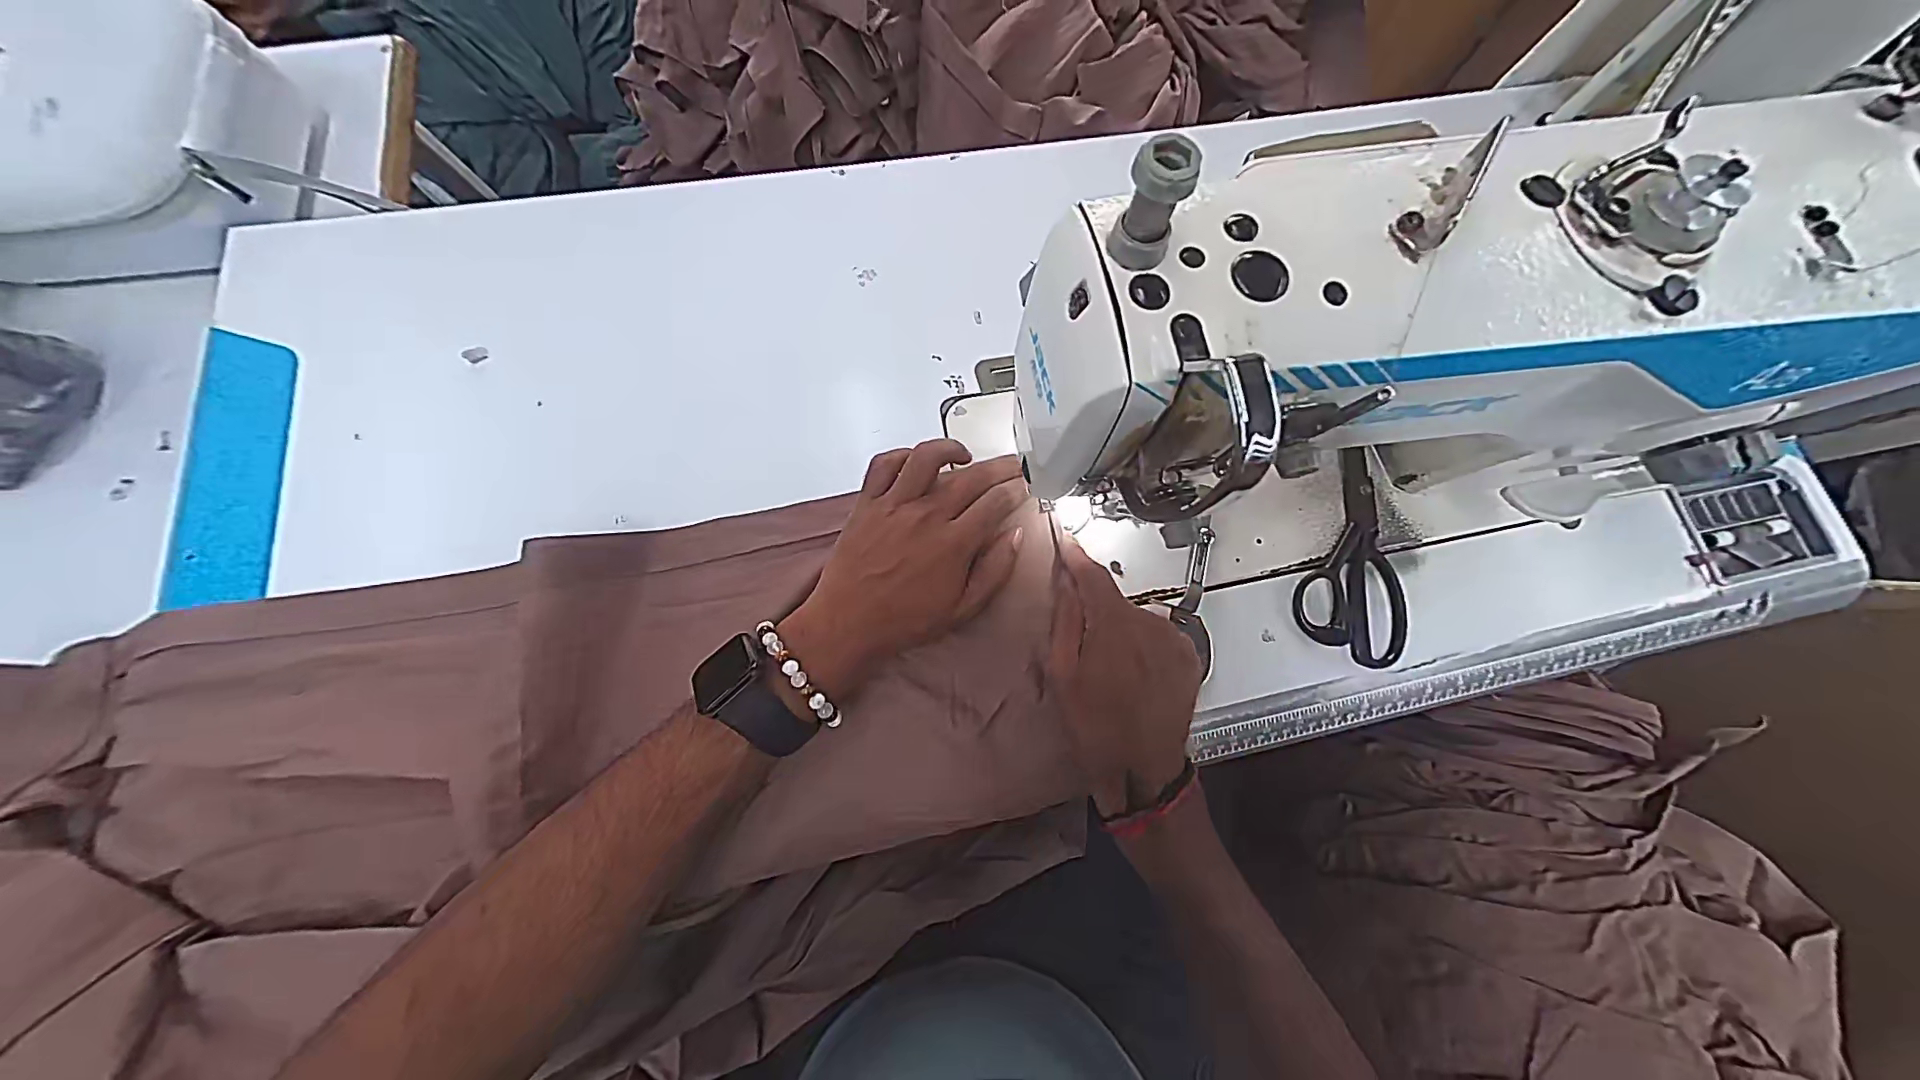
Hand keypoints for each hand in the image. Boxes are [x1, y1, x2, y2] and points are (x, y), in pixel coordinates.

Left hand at [779, 440, 1028, 697]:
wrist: (848, 623)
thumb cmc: (902, 620)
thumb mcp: (962, 609)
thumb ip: (994, 572)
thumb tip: (1014, 538)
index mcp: (953, 544)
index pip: (995, 502)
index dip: (1015, 490)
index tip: (1022, 488)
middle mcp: (925, 517)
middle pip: (972, 477)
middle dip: (1000, 467)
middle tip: (1011, 466)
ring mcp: (894, 506)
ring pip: (927, 457)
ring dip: (951, 448)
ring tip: (965, 456)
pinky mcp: (868, 503)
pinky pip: (884, 464)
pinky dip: (902, 454)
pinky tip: (915, 461)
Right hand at [1047, 531, 1201, 817]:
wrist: (1142, 768)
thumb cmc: (1096, 727)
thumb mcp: (1062, 674)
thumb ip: (1064, 620)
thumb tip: (1065, 584)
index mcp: (1113, 626)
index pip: (1093, 574)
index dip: (1076, 555)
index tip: (1066, 540)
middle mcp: (1149, 625)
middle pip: (1115, 598)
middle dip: (1096, 609)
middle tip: (1083, 646)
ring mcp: (1173, 640)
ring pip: (1136, 617)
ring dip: (1121, 630)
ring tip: (1112, 670)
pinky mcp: (1188, 655)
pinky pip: (1158, 634)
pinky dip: (1143, 644)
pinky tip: (1134, 674)